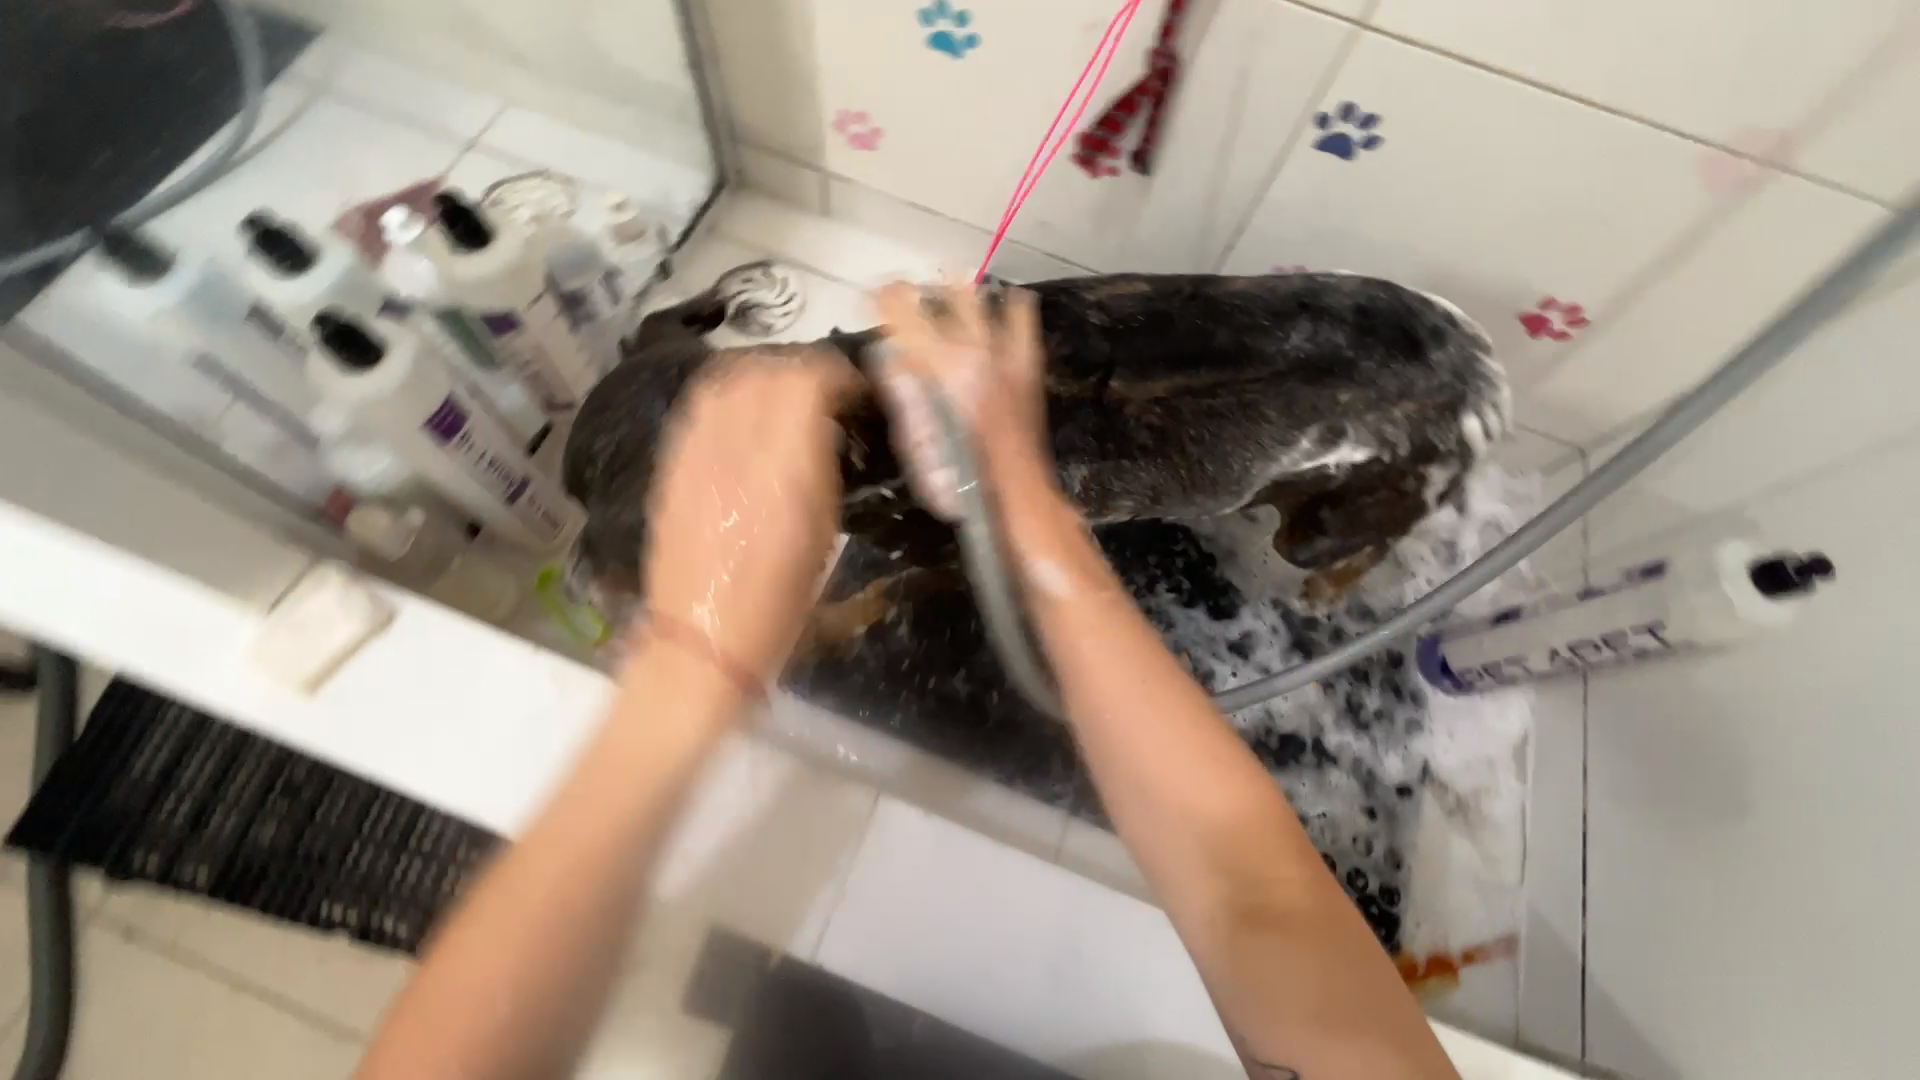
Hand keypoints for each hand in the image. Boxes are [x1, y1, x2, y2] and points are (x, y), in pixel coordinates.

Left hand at [640, 349, 858, 690]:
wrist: (703, 637)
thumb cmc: (780, 600)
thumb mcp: (823, 533)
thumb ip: (823, 468)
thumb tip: (827, 425)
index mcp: (785, 472)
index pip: (807, 384)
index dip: (835, 375)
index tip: (853, 390)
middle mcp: (736, 450)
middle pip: (766, 371)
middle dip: (801, 370)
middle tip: (823, 392)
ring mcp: (696, 454)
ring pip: (726, 380)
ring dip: (762, 376)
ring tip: (782, 396)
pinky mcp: (672, 465)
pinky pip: (698, 407)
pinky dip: (727, 396)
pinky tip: (743, 416)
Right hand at [872, 282, 1053, 517]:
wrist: (1016, 485)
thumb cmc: (960, 473)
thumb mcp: (918, 437)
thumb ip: (905, 394)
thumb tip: (890, 360)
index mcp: (937, 367)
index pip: (901, 312)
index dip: (883, 299)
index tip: (874, 298)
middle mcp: (970, 349)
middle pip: (937, 298)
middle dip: (915, 294)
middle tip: (905, 302)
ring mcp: (1002, 351)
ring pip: (976, 298)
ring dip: (956, 296)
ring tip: (945, 299)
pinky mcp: (1027, 360)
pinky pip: (1021, 316)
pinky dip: (1008, 306)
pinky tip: (999, 307)